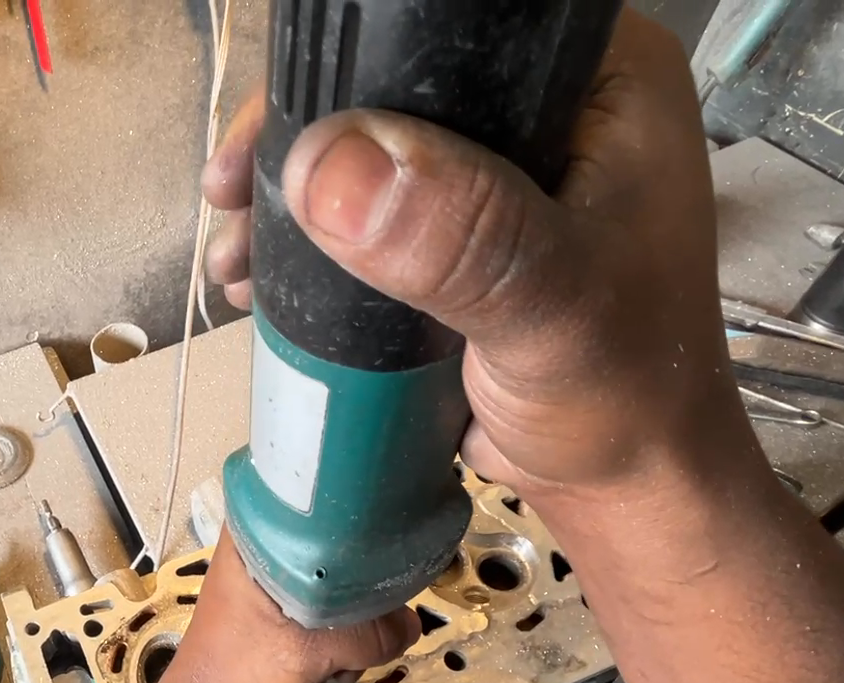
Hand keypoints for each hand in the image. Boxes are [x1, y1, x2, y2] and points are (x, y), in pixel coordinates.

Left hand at [151, 531, 418, 682]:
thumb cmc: (241, 671)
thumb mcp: (307, 653)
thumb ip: (366, 635)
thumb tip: (412, 623)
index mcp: (258, 529)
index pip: (323, 501)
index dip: (363, 519)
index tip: (394, 541)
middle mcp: (266, 538)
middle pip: (339, 542)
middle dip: (361, 585)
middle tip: (364, 619)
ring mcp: (275, 570)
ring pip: (339, 577)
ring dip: (351, 617)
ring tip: (337, 651)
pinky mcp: (283, 599)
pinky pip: (330, 601)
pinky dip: (339, 627)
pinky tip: (332, 656)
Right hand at [202, 12, 757, 500]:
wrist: (613, 478)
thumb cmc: (615, 392)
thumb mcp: (547, 306)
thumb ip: (459, 239)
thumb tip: (325, 168)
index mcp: (588, 86)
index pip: (445, 37)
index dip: (341, 77)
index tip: (258, 148)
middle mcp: (532, 122)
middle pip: (383, 104)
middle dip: (290, 157)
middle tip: (228, 207)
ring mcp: (485, 192)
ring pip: (361, 175)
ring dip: (284, 216)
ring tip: (231, 266)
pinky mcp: (448, 252)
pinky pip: (361, 235)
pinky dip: (305, 260)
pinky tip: (260, 289)